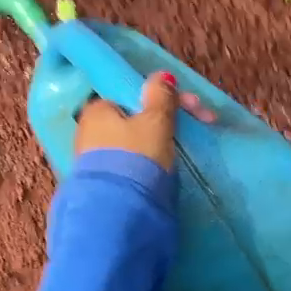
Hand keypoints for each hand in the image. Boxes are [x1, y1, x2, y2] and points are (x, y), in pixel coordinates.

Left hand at [74, 71, 211, 169]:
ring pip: (134, 140)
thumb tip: (161, 76)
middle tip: (202, 125)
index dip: (166, 99)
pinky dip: (149, 160)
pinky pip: (131, 161)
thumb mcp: (155, 123)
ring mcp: (93, 158)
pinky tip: (163, 168)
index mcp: (97, 109)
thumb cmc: (136, 159)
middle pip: (135, 117)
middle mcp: (88, 130)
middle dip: (168, 120)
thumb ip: (161, 97)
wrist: (118, 214)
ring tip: (183, 151)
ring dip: (160, 141)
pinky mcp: (103, 182)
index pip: (133, 94)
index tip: (194, 109)